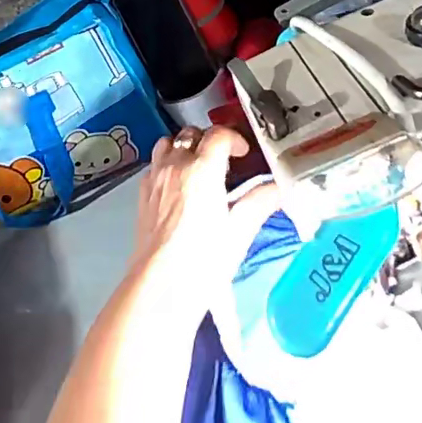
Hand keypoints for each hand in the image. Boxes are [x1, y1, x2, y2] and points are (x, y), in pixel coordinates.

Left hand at [129, 125, 278, 312]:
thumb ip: (261, 201)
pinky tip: (178, 187)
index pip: (219, 134)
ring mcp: (155, 180)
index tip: (244, 154)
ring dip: (184, 148)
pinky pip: (154, 165)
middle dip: (209, 140)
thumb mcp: (240, 230)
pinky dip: (168, 165)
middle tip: (224, 160)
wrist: (159, 289)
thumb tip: (280, 187)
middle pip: (191, 134)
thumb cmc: (204, 259)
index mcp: (202, 169)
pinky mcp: (141, 197)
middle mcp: (175, 166)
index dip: (234, 138)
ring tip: (198, 167)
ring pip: (168, 144)